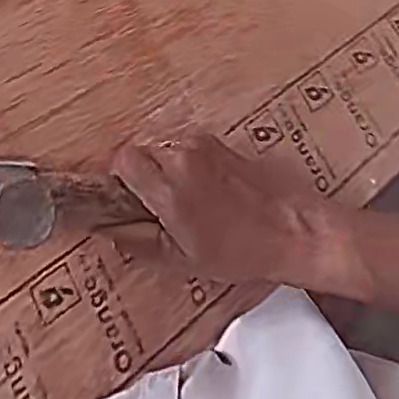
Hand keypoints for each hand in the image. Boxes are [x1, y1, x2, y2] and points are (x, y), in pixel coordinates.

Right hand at [107, 133, 366, 293]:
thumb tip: (105, 229)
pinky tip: (201, 186)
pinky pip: (179, 144)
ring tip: (185, 196)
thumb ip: (136, 241)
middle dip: (141, 175)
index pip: (121, 161)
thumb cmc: (241, 250)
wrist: (292, 228)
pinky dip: (181, 160)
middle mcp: (180, 157)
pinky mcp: (212, 139)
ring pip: (158, 147)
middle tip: (158, 203)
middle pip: (137, 151)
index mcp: (168, 187)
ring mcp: (197, 143)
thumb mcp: (182, 259)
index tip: (129, 198)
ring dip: (161, 167)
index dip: (120, 179)